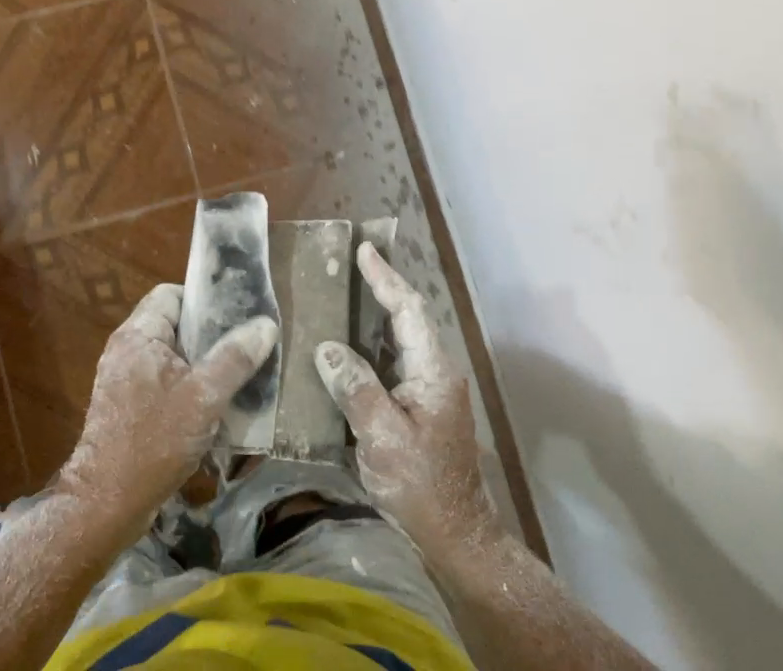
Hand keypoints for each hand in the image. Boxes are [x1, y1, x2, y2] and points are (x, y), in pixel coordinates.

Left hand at [59, 283, 278, 531]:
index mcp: (137, 336)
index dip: (204, 299)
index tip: (237, 315)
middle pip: (175, 327)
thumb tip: (266, 324)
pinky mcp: (131, 409)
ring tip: (241, 377)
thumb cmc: (154, 441)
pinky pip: (167, 385)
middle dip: (212, 336)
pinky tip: (219, 409)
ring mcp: (126, 382)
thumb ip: (235, 358)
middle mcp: (127, 352)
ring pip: (174, 359)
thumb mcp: (204, 397)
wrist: (108, 503)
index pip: (170, 294)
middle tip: (248, 346)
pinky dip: (192, 391)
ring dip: (205, 367)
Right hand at [315, 244, 499, 554]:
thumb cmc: (420, 485)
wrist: (455, 532)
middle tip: (349, 264)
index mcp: (432, 371)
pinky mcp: (419, 408)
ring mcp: (429, 391)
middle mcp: (434, 372)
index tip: (364, 249)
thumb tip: (327, 348)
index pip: (408, 310)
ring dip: (374, 315)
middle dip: (381, 288)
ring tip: (342, 294)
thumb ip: (356, 389)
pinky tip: (345, 347)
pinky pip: (392, 364)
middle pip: (407, 318)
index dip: (385, 278)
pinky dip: (370, 347)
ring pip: (399, 341)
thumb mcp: (382, 437)